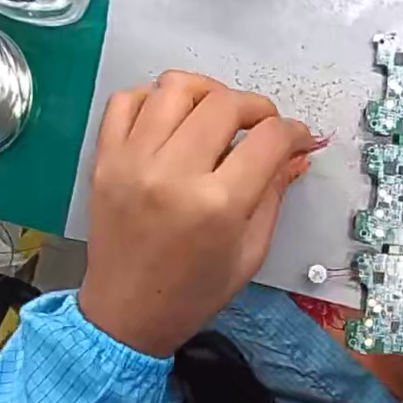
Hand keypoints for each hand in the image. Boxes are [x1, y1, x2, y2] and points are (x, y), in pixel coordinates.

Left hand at [80, 71, 318, 356]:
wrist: (127, 313)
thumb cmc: (195, 293)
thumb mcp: (249, 253)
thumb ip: (274, 196)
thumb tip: (296, 154)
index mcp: (218, 205)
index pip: (269, 139)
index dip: (294, 132)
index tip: (298, 138)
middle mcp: (174, 174)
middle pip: (226, 104)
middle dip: (257, 107)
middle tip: (262, 126)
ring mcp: (132, 162)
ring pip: (175, 88)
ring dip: (207, 92)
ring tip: (217, 114)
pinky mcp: (104, 160)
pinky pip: (126, 100)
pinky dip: (154, 99)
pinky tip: (171, 120)